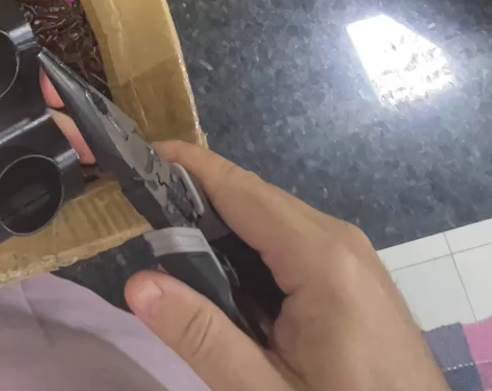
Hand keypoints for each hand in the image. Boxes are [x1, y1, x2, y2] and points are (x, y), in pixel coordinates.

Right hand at [124, 142, 446, 390]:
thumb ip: (203, 337)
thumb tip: (137, 281)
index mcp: (322, 258)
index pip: (239, 188)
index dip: (186, 164)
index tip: (136, 154)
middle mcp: (340, 240)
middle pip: (253, 197)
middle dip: (195, 197)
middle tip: (136, 212)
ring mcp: (353, 257)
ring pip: (270, 219)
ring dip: (220, 224)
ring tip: (166, 241)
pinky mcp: (355, 277)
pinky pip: (289, 241)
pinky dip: (248, 247)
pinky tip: (220, 276)